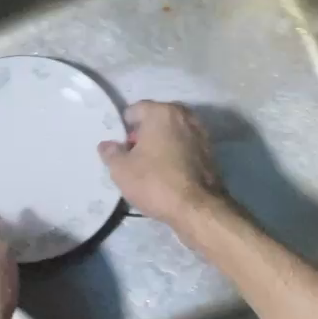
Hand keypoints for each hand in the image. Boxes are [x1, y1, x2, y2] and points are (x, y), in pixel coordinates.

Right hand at [98, 101, 226, 226]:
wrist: (197, 208)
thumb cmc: (155, 182)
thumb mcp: (121, 170)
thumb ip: (111, 153)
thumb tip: (106, 145)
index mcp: (161, 112)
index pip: (135, 110)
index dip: (123, 128)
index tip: (119, 147)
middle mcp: (184, 115)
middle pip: (155, 120)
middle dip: (143, 135)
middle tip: (133, 158)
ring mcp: (201, 133)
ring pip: (172, 133)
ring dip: (160, 145)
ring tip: (150, 168)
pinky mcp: (211, 152)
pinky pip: (185, 147)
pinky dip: (176, 154)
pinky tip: (168, 174)